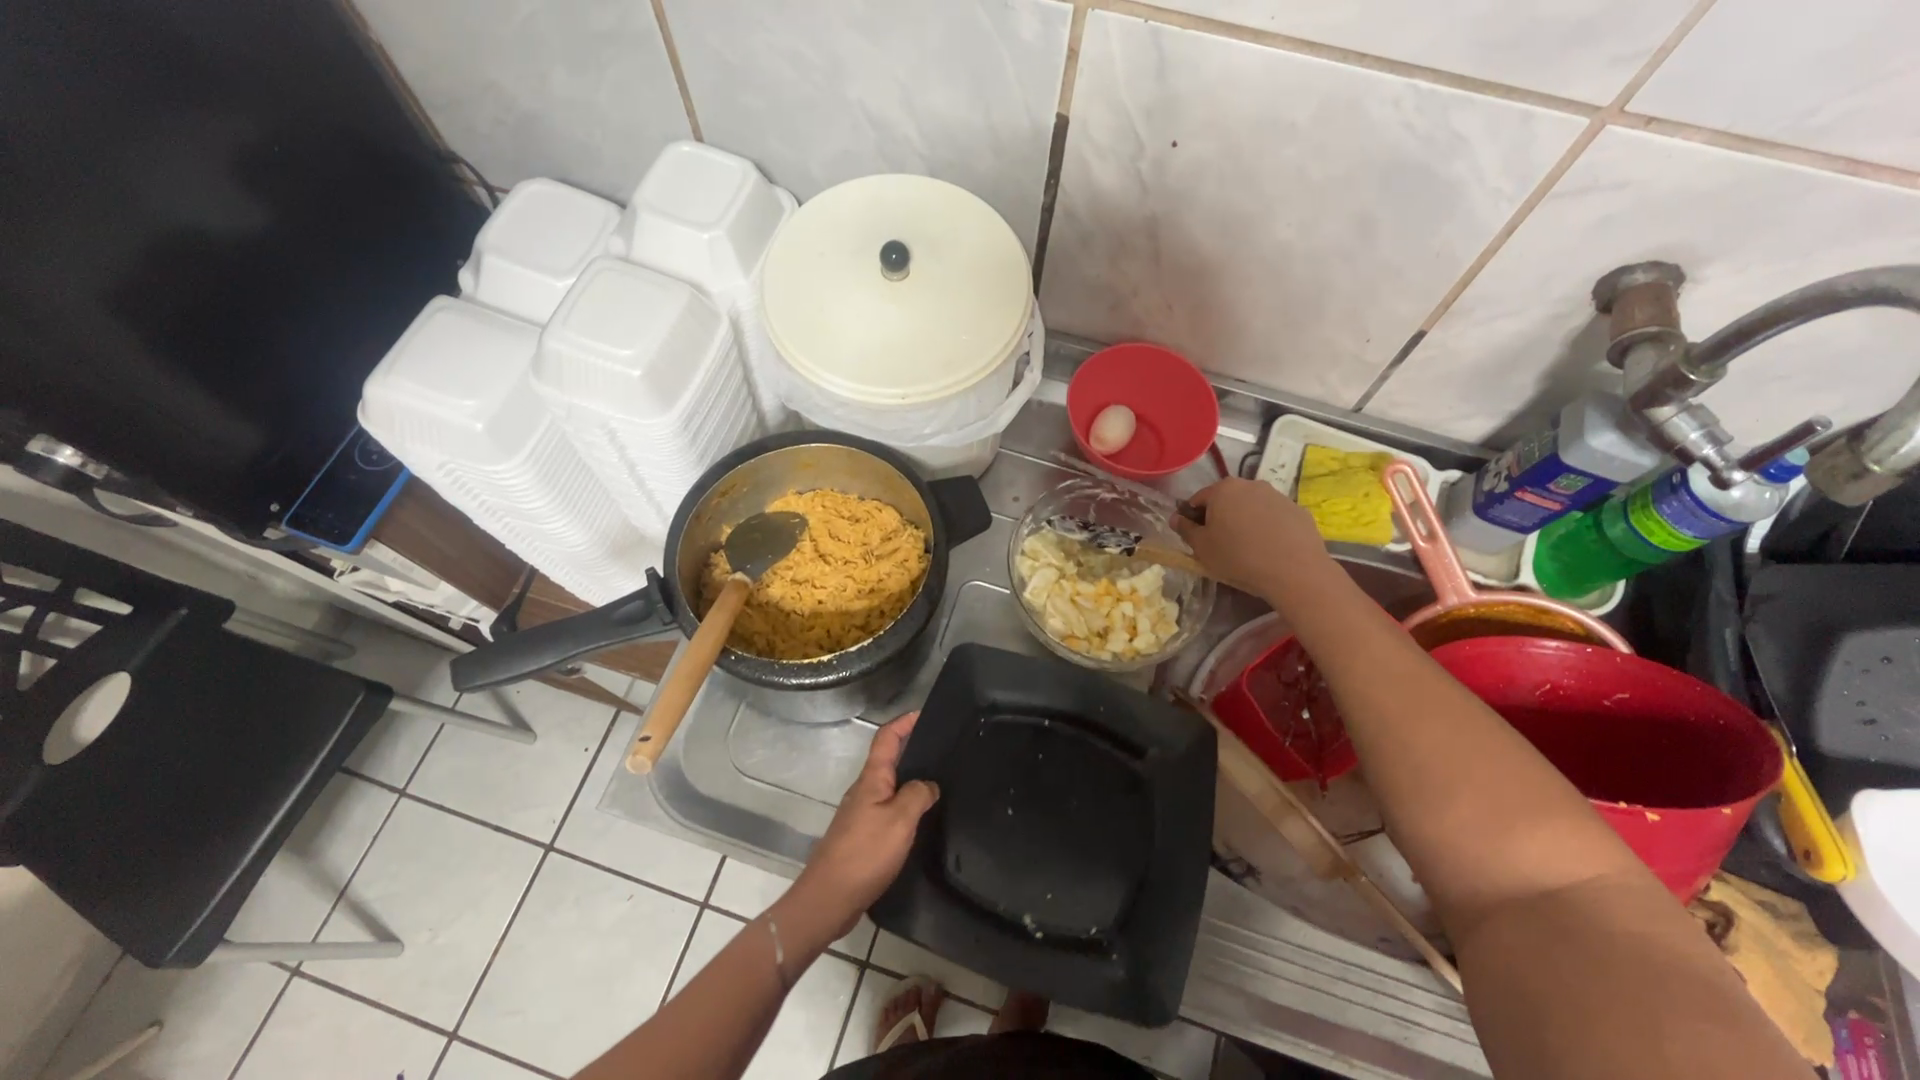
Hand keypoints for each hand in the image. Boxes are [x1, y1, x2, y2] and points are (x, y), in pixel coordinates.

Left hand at [789, 711, 939, 936]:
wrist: (829, 898)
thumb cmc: (865, 853)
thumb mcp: (899, 820)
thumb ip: (918, 795)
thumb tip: (929, 784)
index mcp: (871, 780)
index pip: (886, 739)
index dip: (904, 723)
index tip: (924, 714)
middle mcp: (863, 792)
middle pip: (888, 761)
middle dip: (912, 751)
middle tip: (943, 751)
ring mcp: (860, 815)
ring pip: (889, 788)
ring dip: (910, 781)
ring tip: (940, 784)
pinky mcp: (862, 838)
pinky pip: (888, 812)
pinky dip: (906, 808)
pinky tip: (921, 821)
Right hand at [1174, 477, 1328, 595]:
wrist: (1294, 571)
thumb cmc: (1238, 557)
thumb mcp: (1202, 548)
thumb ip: (1185, 529)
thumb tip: (1176, 518)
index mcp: (1223, 489)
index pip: (1198, 500)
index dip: (1193, 519)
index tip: (1197, 539)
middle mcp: (1250, 484)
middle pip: (1227, 500)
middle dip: (1221, 518)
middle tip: (1221, 545)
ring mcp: (1278, 496)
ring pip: (1252, 507)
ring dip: (1246, 521)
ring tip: (1248, 549)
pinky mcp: (1298, 510)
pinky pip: (1275, 517)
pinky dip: (1269, 528)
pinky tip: (1270, 550)